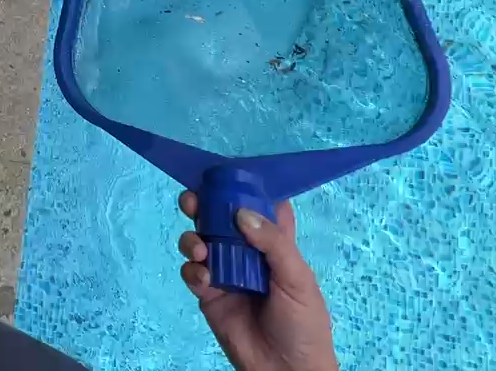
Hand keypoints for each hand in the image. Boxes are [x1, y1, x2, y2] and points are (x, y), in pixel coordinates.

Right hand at [178, 191, 337, 370]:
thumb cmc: (303, 325)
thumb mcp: (298, 281)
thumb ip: (273, 244)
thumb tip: (240, 212)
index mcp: (272, 244)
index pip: (258, 206)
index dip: (243, 187)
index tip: (225, 172)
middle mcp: (245, 251)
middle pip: (218, 216)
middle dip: (202, 203)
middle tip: (191, 200)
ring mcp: (224, 270)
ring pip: (199, 238)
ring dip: (192, 236)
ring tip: (199, 249)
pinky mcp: (208, 292)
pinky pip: (191, 270)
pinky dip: (193, 269)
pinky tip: (205, 279)